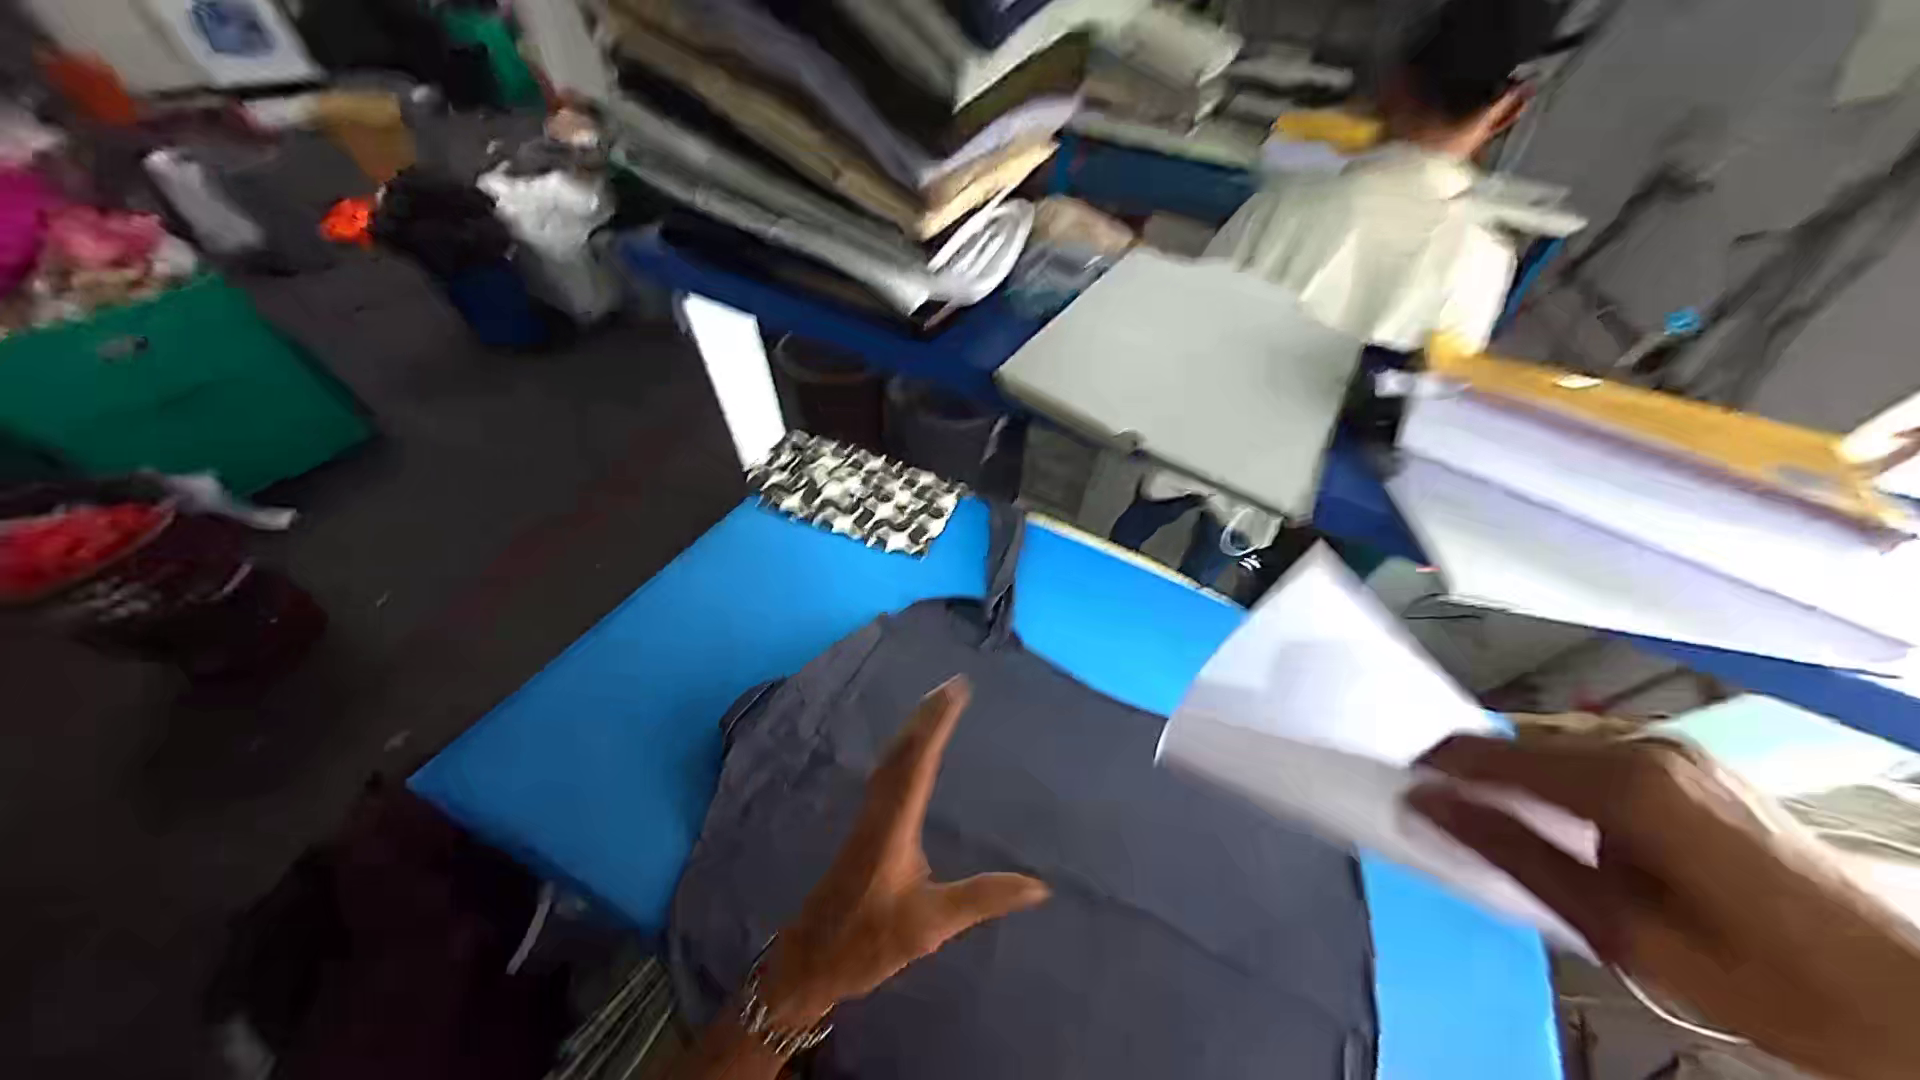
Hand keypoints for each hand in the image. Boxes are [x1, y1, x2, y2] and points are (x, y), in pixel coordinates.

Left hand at [757, 675, 1049, 1026]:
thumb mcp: (930, 924)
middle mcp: (878, 810)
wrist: (809, 959)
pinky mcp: (863, 828)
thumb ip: (982, 899)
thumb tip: (1039, 885)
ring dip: (913, 728)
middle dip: (926, 715)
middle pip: (902, 751)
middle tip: (951, 685)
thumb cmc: (868, 941)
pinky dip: (903, 750)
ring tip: (934, 706)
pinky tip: (909, 752)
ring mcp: (867, 817)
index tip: (956, 690)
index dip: (937, 723)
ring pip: (891, 759)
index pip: (919, 762)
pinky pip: (886, 773)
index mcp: (893, 824)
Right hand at [1408, 732, 1919, 1079]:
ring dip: (1520, 783)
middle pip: (1518, 744)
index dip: (1434, 770)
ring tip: (1516, 837)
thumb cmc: (1763, 978)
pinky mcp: (1692, 763)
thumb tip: (1422, 803)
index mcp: (1623, 782)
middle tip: (1460, 831)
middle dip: (1478, 780)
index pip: (1487, 752)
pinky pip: (1592, 754)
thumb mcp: (1620, 931)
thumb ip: (1513, 855)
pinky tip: (1574, 829)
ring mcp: (1673, 749)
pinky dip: (1560, 782)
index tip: (1402, 796)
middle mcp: (1642, 745)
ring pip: (1552, 746)